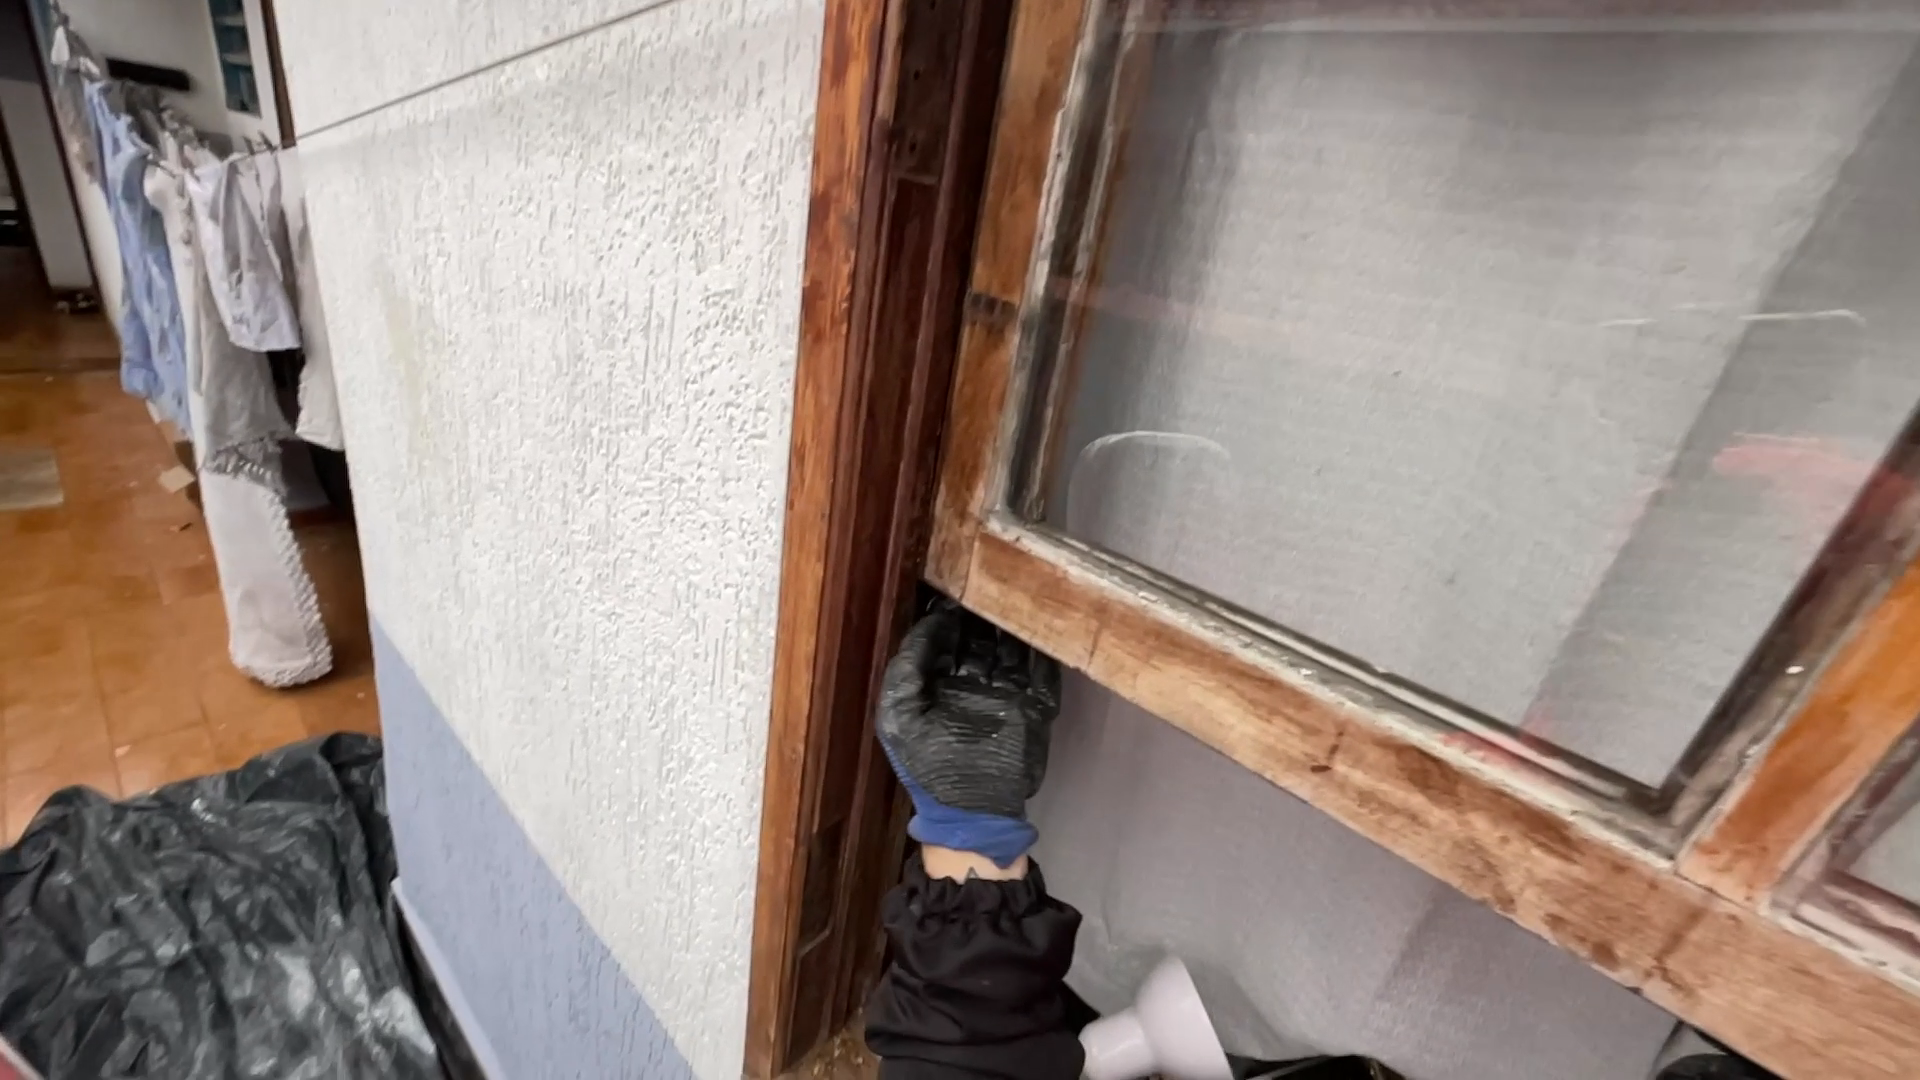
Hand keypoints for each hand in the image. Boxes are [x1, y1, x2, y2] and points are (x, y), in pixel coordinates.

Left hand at [877, 603, 1061, 866]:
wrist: (975, 816)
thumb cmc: (930, 768)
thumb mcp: (899, 717)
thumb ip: (905, 670)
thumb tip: (924, 624)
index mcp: (938, 686)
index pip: (943, 641)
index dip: (944, 617)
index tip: (949, 592)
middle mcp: (972, 685)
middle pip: (978, 639)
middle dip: (980, 614)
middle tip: (985, 583)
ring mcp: (1005, 694)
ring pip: (1009, 648)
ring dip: (1011, 625)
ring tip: (1013, 595)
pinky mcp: (1034, 706)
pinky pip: (1041, 670)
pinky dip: (1042, 649)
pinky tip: (1042, 625)